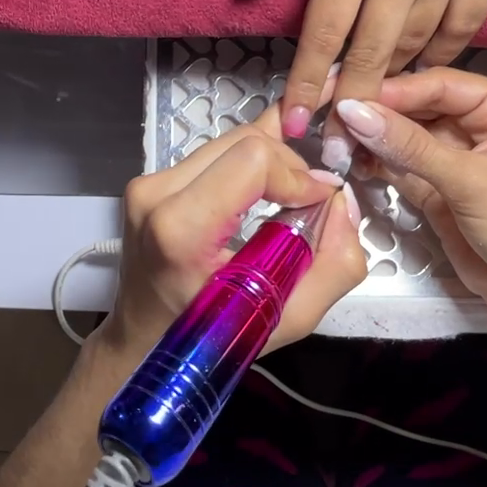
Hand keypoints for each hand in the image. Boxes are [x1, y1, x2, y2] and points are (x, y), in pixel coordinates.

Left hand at [96, 109, 366, 363]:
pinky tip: (262, 194)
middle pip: (243, 142)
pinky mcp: (148, 181)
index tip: (320, 205)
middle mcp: (155, 194)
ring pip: (229, 142)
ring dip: (270, 165)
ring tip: (289, 202)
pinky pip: (212, 154)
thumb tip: (345, 203)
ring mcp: (147, 183)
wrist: (141, 344)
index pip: (253, 160)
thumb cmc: (209, 343)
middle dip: (290, 167)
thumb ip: (333, 265)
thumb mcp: (287, 319)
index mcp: (179, 228)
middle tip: (311, 204)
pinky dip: (246, 168)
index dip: (298, 176)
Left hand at [252, 0, 486, 175]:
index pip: (324, 31)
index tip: (293, 121)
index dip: (305, 81)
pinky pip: (464, 27)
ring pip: (415, 47)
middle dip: (347, 106)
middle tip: (333, 147)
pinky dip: (440, 56)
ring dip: (389, 85)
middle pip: (369, 54)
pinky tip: (423, 74)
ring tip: (372, 120)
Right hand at [333, 69, 486, 365]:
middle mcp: (480, 120)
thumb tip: (354, 111)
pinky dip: (374, 160)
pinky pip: (398, 161)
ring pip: (402, 132)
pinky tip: (348, 160)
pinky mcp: (434, 181)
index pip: (439, 85)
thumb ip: (411, 146)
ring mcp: (454, 151)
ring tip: (332, 140)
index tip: (345, 96)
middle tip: (329, 118)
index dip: (392, 90)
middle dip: (375, 113)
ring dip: (370, 137)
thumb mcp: (473, 183)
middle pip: (416, 104)